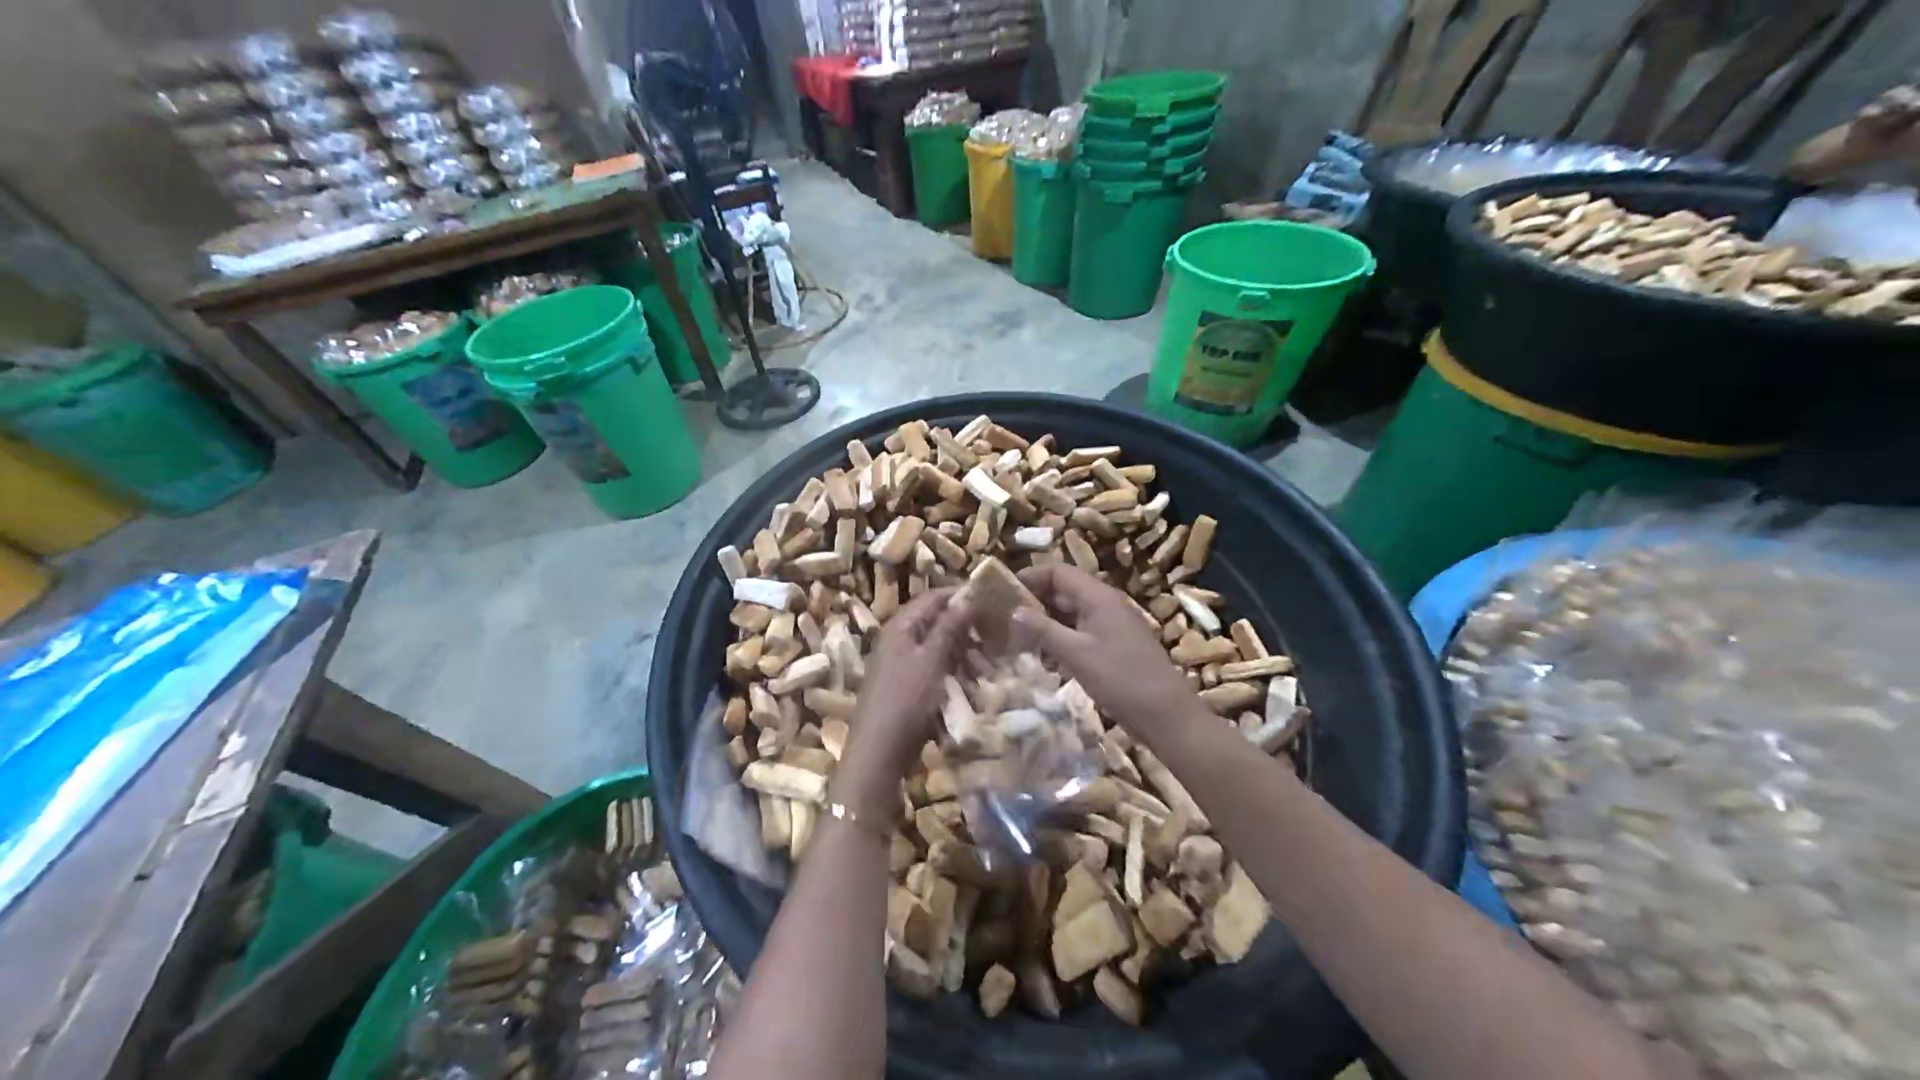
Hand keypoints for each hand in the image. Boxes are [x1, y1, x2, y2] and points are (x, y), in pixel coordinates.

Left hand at [838, 589, 971, 812]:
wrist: (878, 753)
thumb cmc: (907, 701)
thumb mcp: (932, 660)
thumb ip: (949, 627)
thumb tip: (967, 596)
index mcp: (901, 626)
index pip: (934, 597)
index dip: (962, 595)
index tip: (993, 600)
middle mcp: (898, 640)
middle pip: (936, 621)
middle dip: (967, 627)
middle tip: (997, 635)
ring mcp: (900, 664)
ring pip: (938, 647)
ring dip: (963, 652)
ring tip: (989, 663)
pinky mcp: (906, 686)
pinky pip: (934, 668)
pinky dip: (953, 671)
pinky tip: (972, 682)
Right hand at [1012, 564, 1201, 737]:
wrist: (1165, 714)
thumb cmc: (1121, 678)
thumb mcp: (1077, 654)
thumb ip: (1043, 630)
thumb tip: (1014, 610)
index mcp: (1098, 597)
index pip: (1058, 572)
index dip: (1029, 577)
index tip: (1001, 591)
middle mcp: (1104, 604)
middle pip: (1062, 591)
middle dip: (1033, 601)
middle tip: (1002, 617)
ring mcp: (1109, 626)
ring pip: (1069, 614)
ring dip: (1044, 622)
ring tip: (1014, 637)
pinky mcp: (1111, 647)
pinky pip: (1079, 633)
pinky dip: (1059, 639)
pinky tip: (1041, 657)